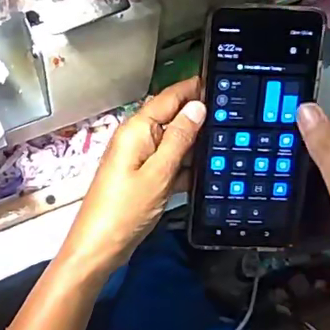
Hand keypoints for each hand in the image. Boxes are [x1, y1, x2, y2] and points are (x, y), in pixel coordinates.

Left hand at [59, 78, 204, 274]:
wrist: (100, 246)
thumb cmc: (121, 212)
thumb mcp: (159, 173)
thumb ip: (179, 139)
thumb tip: (197, 108)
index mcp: (136, 130)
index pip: (169, 97)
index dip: (194, 88)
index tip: (218, 82)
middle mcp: (135, 139)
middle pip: (172, 117)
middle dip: (198, 116)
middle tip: (230, 116)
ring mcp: (138, 159)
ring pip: (173, 142)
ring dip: (193, 145)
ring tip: (222, 145)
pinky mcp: (141, 177)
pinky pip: (168, 163)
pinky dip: (184, 167)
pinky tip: (201, 174)